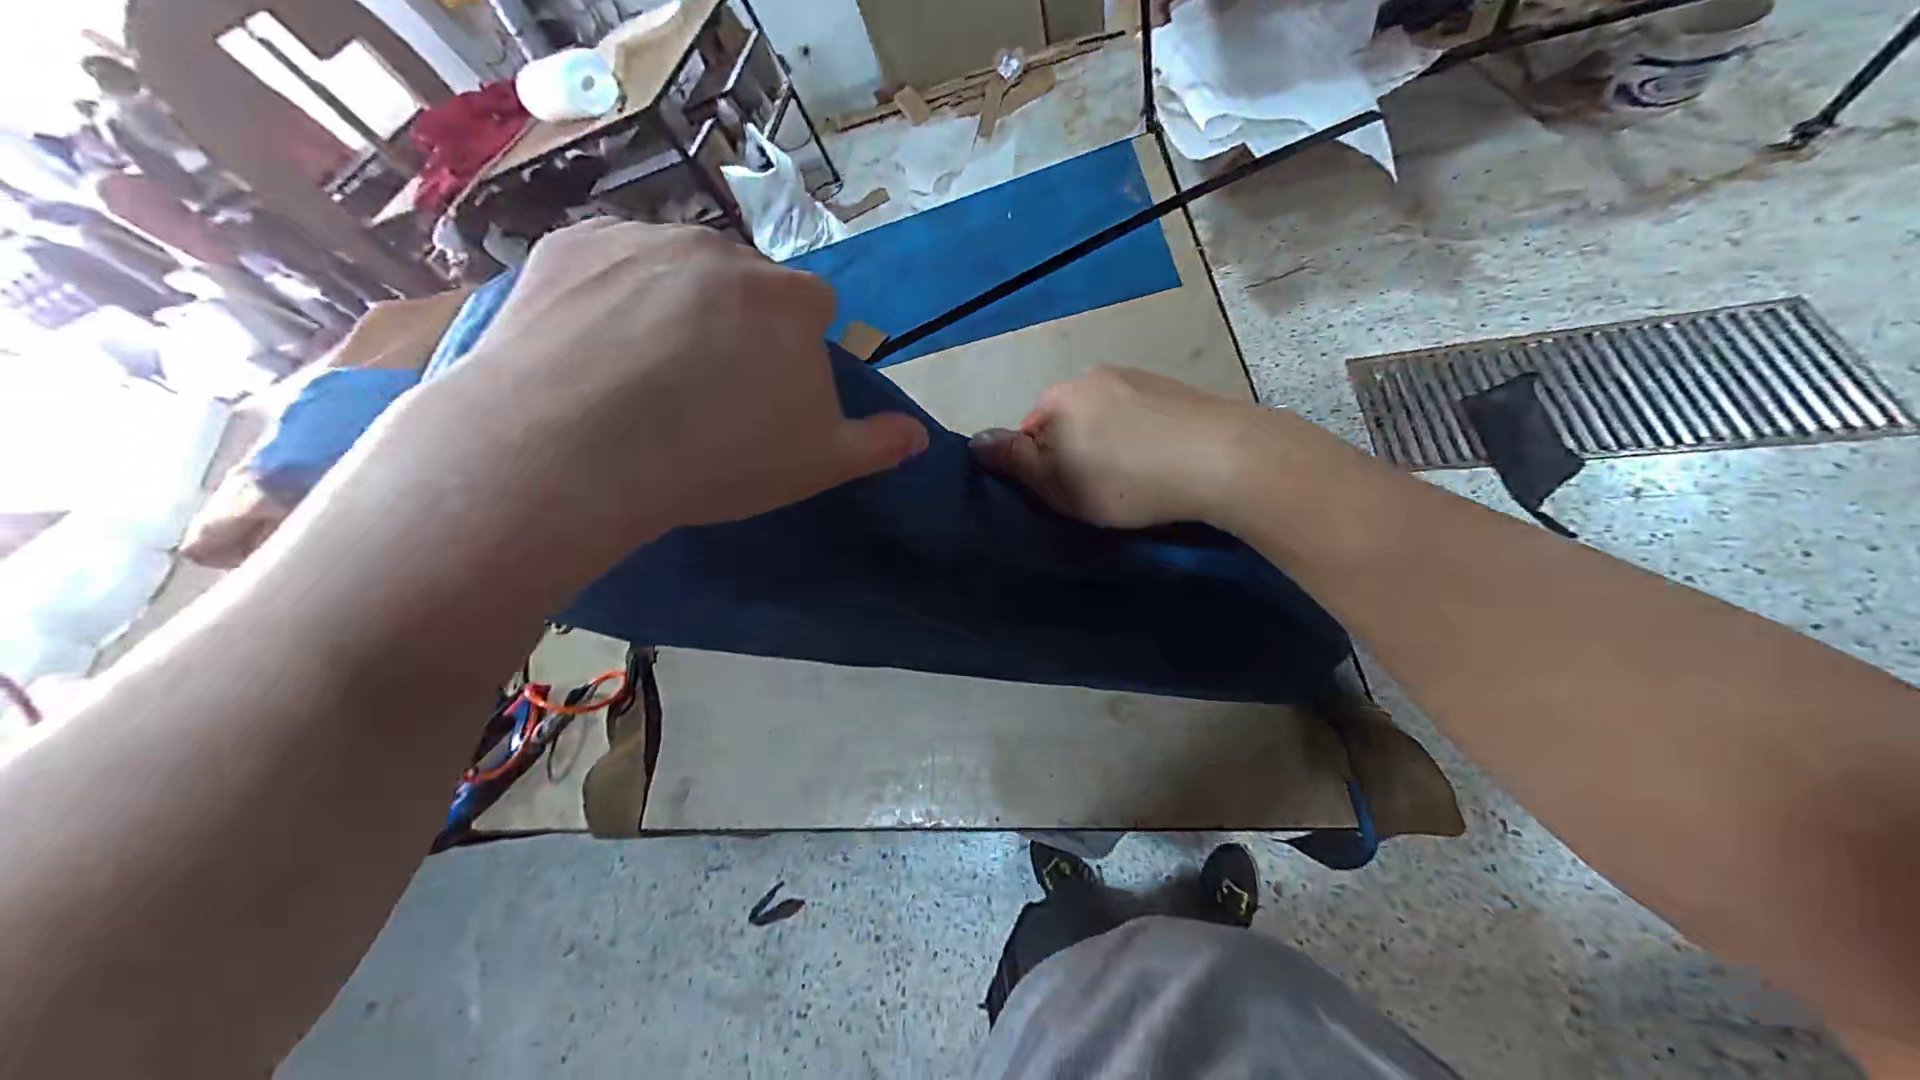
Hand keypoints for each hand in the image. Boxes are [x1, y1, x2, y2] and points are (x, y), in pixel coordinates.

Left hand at [361, 220, 927, 581]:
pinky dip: (609, 295)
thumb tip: (917, 434)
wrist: (573, 450)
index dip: (794, 352)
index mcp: (791, 300)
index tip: (767, 394)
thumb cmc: (715, 458)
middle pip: (745, 283)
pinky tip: (591, 347)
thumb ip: (875, 444)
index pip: (813, 310)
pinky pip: (607, 263)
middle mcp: (724, 251)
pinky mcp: (570, 244)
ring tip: (642, 370)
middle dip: (736, 323)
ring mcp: (643, 238)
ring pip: (676, 268)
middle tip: (703, 389)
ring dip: (673, 304)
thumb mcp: (815, 464)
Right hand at [969, 365, 1267, 529]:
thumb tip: (976, 440)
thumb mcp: (1058, 484)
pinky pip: (1141, 416)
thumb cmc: (1126, 480)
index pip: (1027, 431)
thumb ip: (1014, 461)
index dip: (1038, 468)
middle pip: (1068, 420)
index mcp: (1060, 395)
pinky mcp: (1175, 389)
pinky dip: (1141, 436)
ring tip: (1134, 478)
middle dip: (1074, 451)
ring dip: (1109, 442)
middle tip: (1096, 491)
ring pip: (1106, 416)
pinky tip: (1160, 461)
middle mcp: (1093, 375)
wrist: (1220, 458)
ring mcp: (1138, 377)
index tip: (1062, 495)